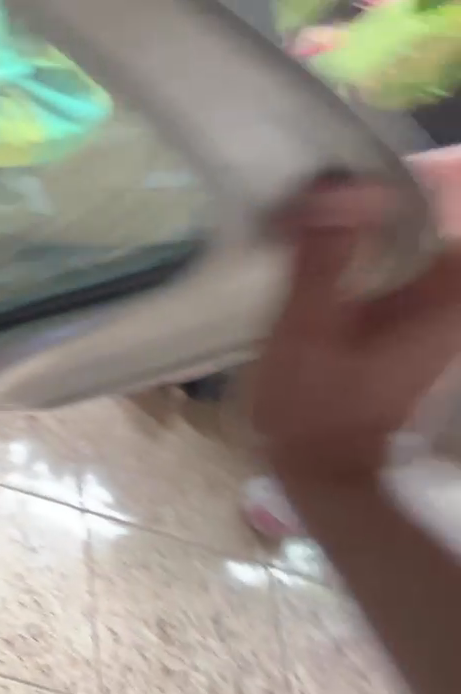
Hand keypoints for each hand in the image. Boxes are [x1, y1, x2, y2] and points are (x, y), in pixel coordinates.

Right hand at [251, 180, 460, 484]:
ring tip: (308, 218)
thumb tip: (329, 186)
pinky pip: (401, 254)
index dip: (402, 174)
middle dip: (376, 193)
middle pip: (436, 207)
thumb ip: (322, 259)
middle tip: (313, 197)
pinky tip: (319, 252)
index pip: (454, 191)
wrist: (322, 461)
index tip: (336, 182)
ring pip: (414, 229)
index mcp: (455, 285)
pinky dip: (364, 243)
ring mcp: (444, 295)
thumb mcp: (306, 331)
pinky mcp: (418, 306)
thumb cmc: (312, 404)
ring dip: (363, 218)